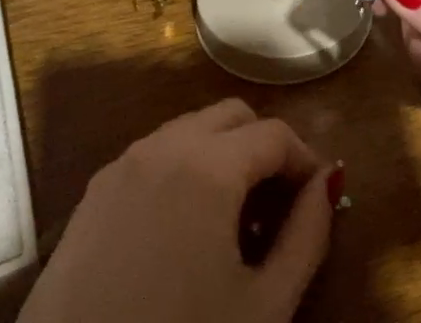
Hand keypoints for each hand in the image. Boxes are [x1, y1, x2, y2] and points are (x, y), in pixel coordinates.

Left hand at [17, 99, 338, 322]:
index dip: (306, 160)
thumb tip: (328, 182)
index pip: (275, 133)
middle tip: (278, 203)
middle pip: (231, 115)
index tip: (316, 199)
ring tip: (234, 218)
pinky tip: (185, 229)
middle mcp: (162, 148)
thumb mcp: (265, 303)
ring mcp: (120, 167)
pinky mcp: (92, 195)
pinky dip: (182, 170)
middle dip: (264, 147)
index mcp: (208, 165)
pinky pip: (152, 156)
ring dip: (223, 155)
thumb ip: (308, 234)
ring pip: (190, 130)